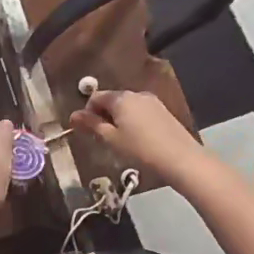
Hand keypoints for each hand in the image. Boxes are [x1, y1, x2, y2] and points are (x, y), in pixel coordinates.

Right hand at [70, 90, 210, 185]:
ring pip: (126, 106)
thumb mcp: (110, 138)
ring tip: (120, 140)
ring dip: (118, 119)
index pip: (95, 97)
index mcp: (120, 98)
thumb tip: (73, 115)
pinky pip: (140, 111)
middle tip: (102, 137)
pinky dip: (132, 121)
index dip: (87, 112)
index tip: (87, 131)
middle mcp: (136, 94)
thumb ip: (91, 124)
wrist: (180, 158)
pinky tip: (137, 139)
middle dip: (103, 115)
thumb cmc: (139, 149)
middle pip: (111, 100)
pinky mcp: (163, 111)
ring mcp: (152, 101)